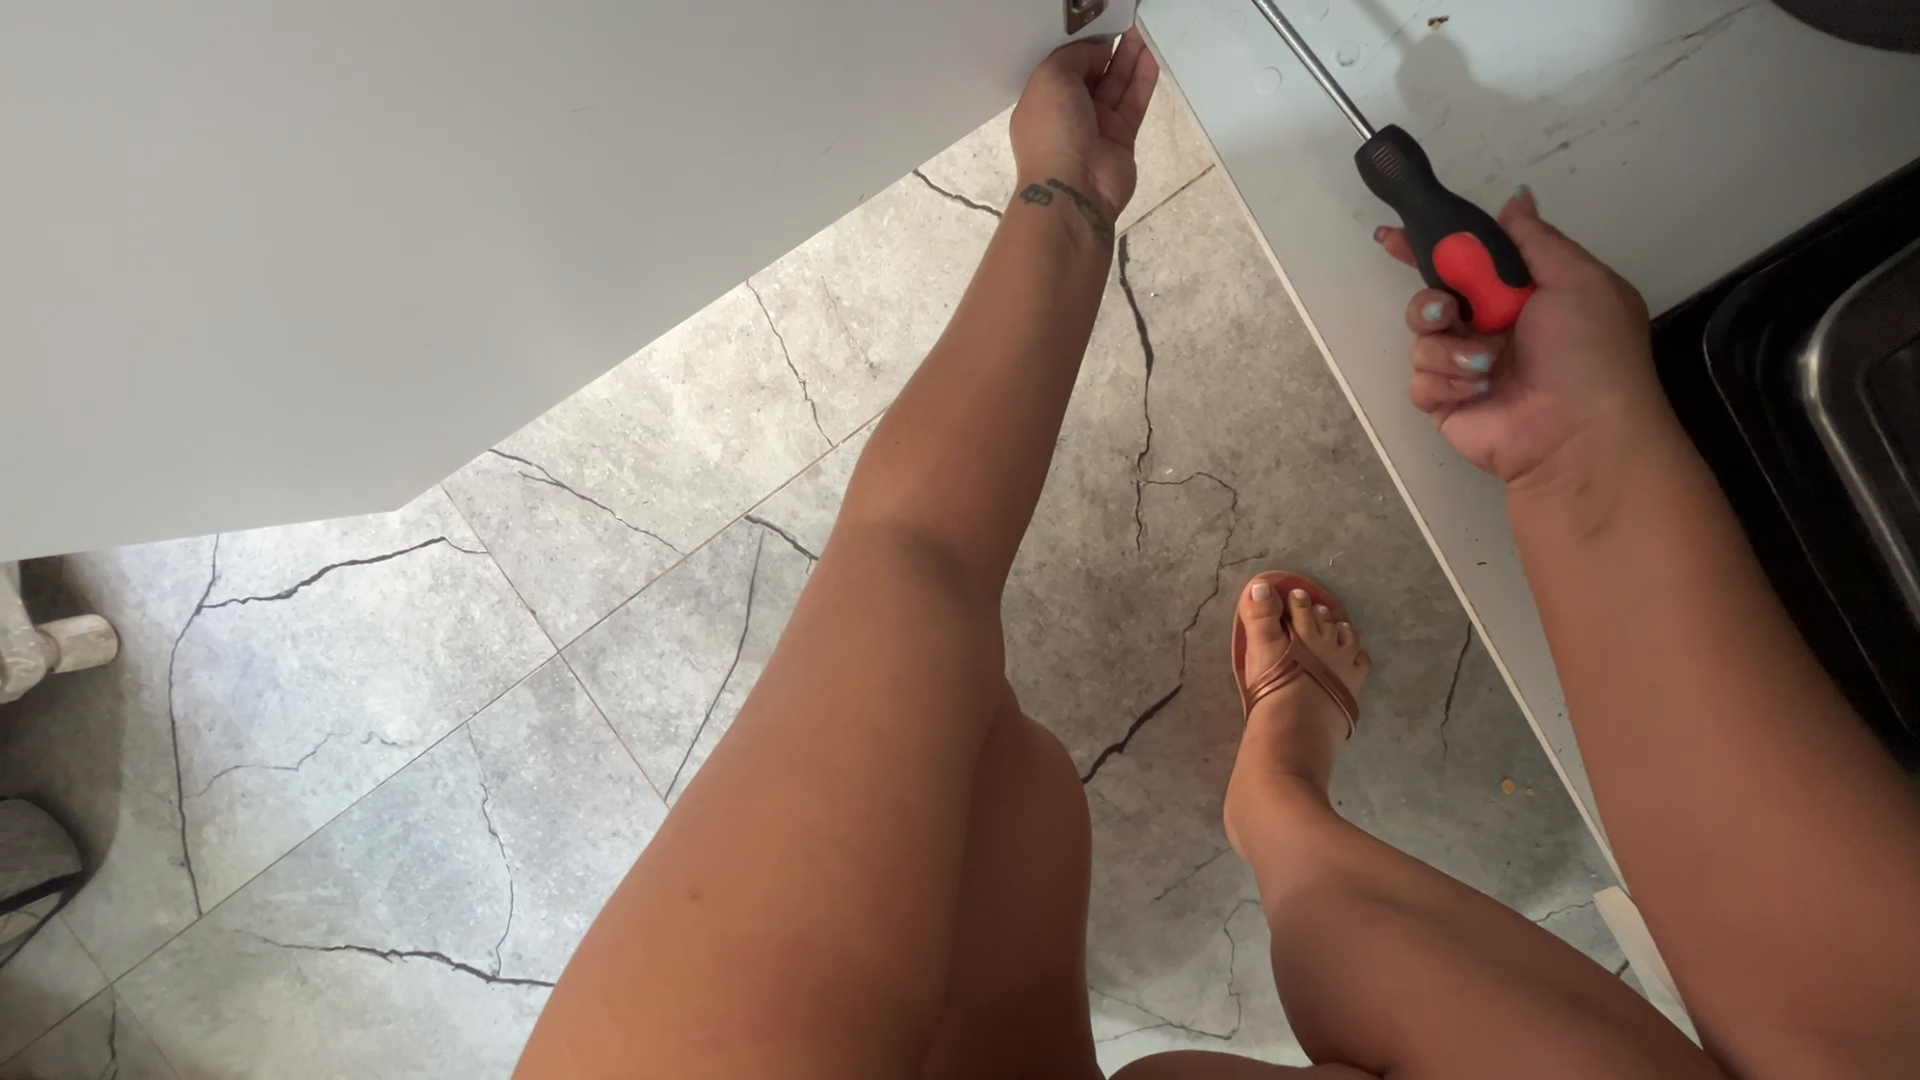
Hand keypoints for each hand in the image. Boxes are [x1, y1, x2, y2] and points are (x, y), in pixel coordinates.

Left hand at [1009, 27, 1158, 224]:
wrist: (1073, 189)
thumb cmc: (1052, 131)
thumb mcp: (1050, 77)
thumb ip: (1074, 56)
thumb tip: (1097, 52)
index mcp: (1042, 103)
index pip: (1063, 68)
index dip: (1081, 46)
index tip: (1098, 26)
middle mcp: (1068, 116)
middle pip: (1092, 75)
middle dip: (1108, 48)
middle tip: (1127, 21)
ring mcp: (1095, 130)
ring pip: (1116, 86)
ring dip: (1129, 57)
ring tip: (1143, 28)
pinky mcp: (1120, 140)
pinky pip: (1133, 103)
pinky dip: (1143, 79)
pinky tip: (1152, 54)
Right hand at [1377, 190, 1667, 484]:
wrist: (1574, 431)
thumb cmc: (1588, 351)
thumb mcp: (1577, 281)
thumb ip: (1534, 241)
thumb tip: (1515, 199)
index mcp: (1521, 295)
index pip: (1466, 263)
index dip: (1429, 248)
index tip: (1393, 235)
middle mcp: (1488, 328)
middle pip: (1432, 299)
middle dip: (1430, 303)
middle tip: (1446, 311)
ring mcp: (1462, 366)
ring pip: (1422, 340)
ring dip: (1449, 350)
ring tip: (1482, 365)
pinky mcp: (1443, 400)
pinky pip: (1419, 380)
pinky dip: (1445, 382)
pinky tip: (1476, 390)